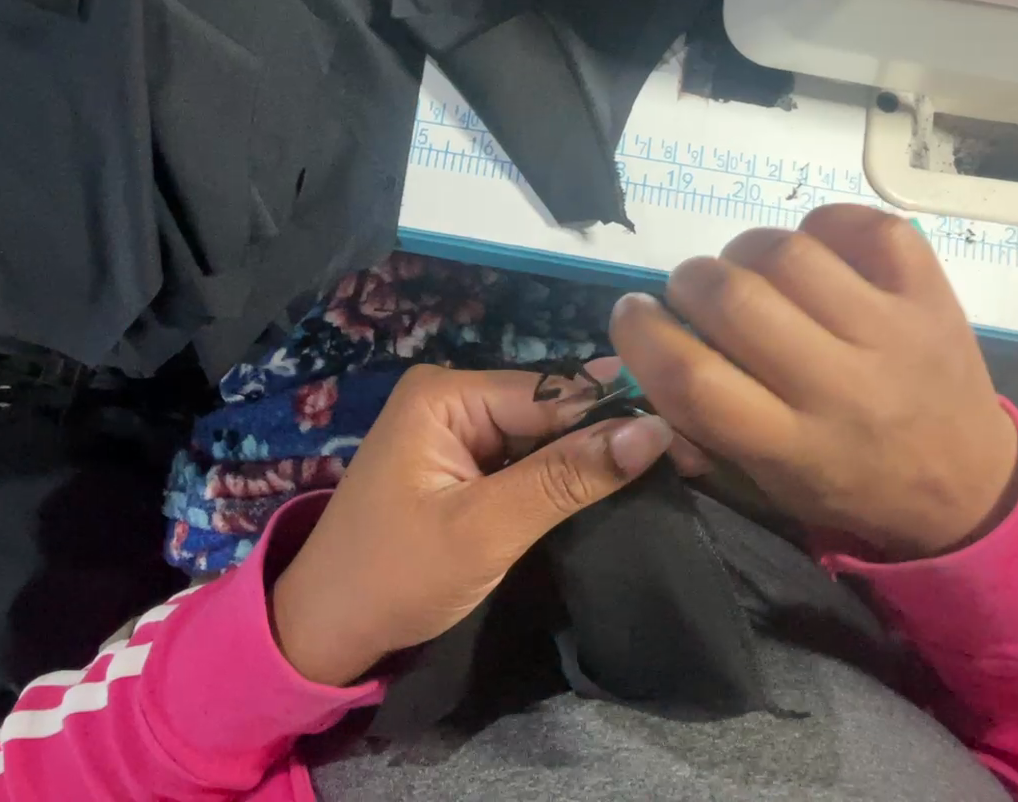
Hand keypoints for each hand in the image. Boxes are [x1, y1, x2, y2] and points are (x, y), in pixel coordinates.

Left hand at [269, 364, 675, 686]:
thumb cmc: (396, 576)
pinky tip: (607, 481)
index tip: (692, 430)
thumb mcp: (487, 528)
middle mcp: (449, 395)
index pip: (550, 392)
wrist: (325, 626)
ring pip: (538, 433)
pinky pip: (519, 455)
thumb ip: (566, 477)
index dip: (619, 411)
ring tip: (666, 466)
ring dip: (587, 455)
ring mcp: (451, 427)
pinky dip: (557, 472)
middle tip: (689, 454)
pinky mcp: (456, 460)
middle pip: (546, 408)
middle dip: (607, 433)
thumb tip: (653, 430)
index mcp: (445, 393)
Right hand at [610, 204, 1017, 560]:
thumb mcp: (759, 479)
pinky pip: (866, 227)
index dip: (640, 332)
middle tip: (692, 295)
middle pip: (733, 300)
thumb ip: (695, 420)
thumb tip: (645, 346)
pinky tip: (813, 253)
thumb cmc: (841, 487)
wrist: (966, 492)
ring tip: (749, 273)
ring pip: (788, 253)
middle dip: (688, 282)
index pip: (690, 377)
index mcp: (789, 445)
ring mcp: (894, 334)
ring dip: (744, 251)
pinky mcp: (932, 296)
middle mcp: (841, 387)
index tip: (633, 314)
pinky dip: (823, 225)